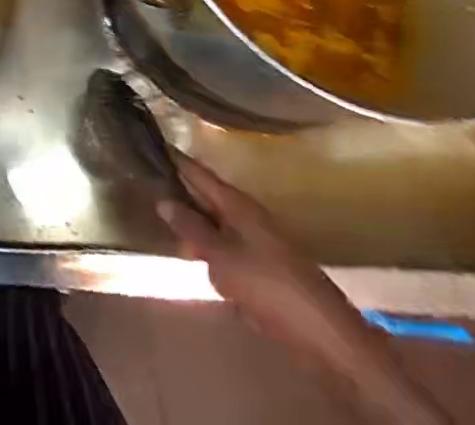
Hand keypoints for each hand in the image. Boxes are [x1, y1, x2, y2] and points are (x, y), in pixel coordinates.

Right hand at [157, 155, 358, 353]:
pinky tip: (206, 268)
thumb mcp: (220, 256)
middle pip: (208, 198)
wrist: (321, 328)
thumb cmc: (266, 284)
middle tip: (154, 195)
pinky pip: (230, 249)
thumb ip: (191, 228)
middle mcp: (248, 215)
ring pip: (218, 226)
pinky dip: (215, 254)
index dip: (178, 161)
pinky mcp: (265, 264)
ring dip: (199, 230)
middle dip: (184, 197)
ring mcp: (259, 239)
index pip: (200, 174)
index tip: (156, 147)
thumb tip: (163, 200)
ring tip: (176, 237)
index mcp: (237, 204)